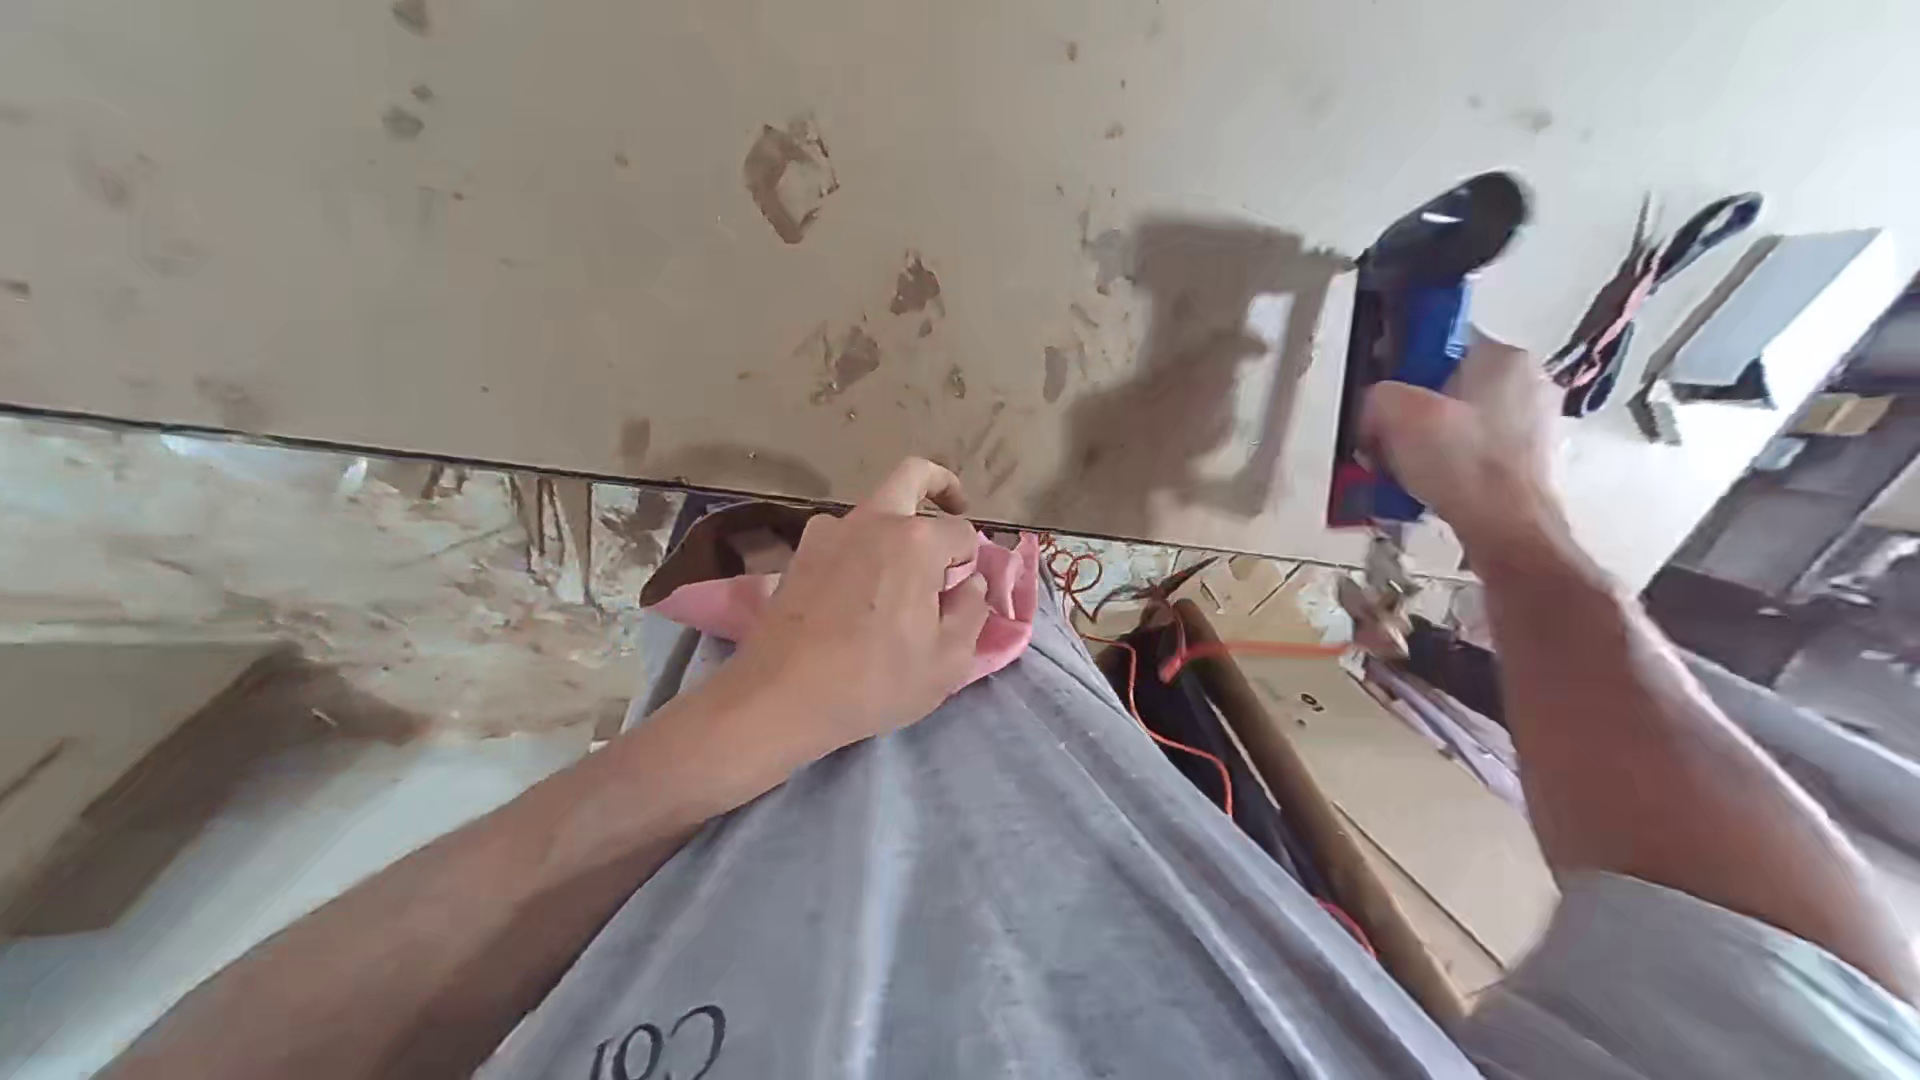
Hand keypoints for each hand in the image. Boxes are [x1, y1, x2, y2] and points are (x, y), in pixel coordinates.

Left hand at [707, 458, 991, 766]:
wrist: (781, 697)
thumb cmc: (875, 681)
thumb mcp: (947, 660)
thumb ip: (972, 610)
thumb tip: (972, 582)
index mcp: (915, 541)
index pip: (961, 531)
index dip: (972, 558)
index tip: (967, 587)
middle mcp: (871, 521)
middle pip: (913, 476)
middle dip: (941, 486)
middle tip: (954, 509)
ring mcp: (828, 532)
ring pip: (873, 509)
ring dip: (896, 526)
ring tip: (900, 578)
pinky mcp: (800, 553)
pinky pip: (842, 536)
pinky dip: (862, 548)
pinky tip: (859, 593)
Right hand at [1360, 332, 1564, 551]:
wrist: (1505, 528)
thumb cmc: (1462, 466)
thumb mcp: (1396, 414)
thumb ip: (1376, 393)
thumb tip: (1373, 403)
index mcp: (1502, 357)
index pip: (1435, 340)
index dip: (1397, 366)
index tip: (1379, 396)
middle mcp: (1524, 382)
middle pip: (1439, 384)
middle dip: (1403, 412)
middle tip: (1384, 438)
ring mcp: (1528, 421)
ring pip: (1449, 418)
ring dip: (1416, 440)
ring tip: (1399, 466)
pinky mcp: (1521, 456)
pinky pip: (1462, 447)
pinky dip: (1437, 461)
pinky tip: (1422, 481)